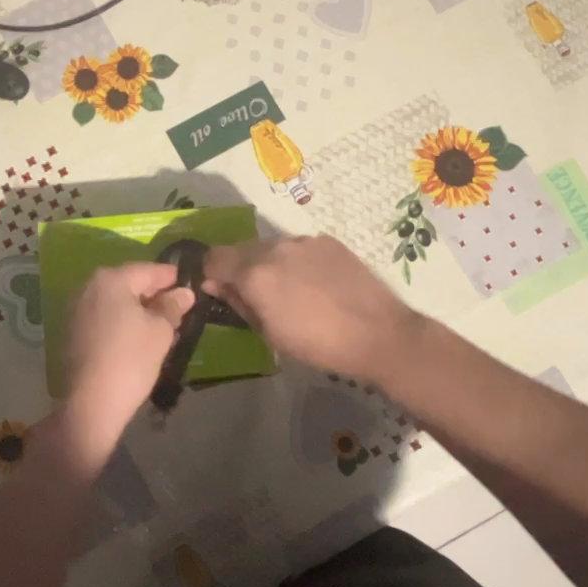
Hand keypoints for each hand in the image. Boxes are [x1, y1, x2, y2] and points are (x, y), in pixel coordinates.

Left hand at [58, 262, 193, 459]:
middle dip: (153, 293)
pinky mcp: (72, 331)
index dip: (170, 277)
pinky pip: (103, 317)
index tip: (189, 282)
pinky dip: (121, 321)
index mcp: (111, 280)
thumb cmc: (131, 360)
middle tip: (178, 306)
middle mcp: (88, 287)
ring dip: (137, 309)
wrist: (90, 403)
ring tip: (162, 324)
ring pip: (115, 301)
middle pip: (128, 283)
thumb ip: (172, 306)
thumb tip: (183, 293)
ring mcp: (76, 309)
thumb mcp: (161, 331)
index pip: (148, 270)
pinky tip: (138, 336)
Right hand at [204, 235, 427, 381]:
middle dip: (239, 268)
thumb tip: (218, 286)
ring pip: (270, 247)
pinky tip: (312, 283)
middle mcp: (275, 248)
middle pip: (241, 250)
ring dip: (268, 263)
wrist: (378, 334)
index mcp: (255, 274)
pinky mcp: (328, 242)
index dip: (209, 273)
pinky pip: (298, 247)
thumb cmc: (318, 345)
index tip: (216, 290)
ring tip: (288, 290)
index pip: (213, 258)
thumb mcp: (269, 333)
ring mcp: (304, 241)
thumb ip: (239, 303)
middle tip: (253, 295)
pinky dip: (295, 261)